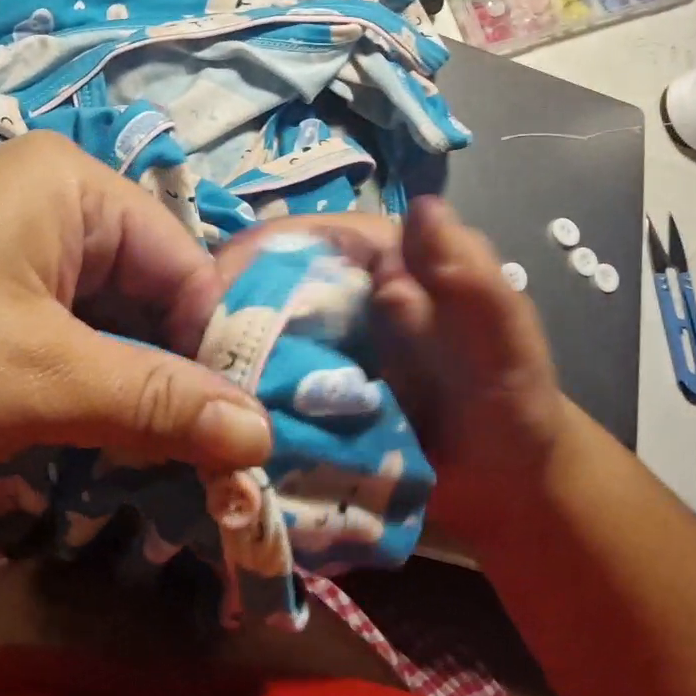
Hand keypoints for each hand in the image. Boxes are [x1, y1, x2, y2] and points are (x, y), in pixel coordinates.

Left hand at [0, 132, 271, 493]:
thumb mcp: (40, 381)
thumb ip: (157, 402)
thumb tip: (264, 431)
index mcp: (69, 184)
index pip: (186, 262)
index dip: (216, 346)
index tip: (234, 432)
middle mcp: (43, 198)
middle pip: (145, 286)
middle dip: (168, 370)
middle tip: (194, 457)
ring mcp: (3, 242)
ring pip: (102, 313)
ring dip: (123, 382)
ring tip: (138, 452)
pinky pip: (57, 327)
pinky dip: (78, 378)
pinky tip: (78, 428)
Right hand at [193, 198, 570, 541]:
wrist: (505, 488)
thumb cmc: (511, 403)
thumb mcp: (506, 344)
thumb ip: (472, 284)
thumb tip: (425, 207)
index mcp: (373, 257)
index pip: (293, 240)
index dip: (243, 263)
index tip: (202, 307)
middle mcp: (331, 290)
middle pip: (253, 288)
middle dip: (212, 317)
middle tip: (184, 363)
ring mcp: (310, 342)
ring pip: (245, 335)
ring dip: (214, 360)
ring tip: (186, 397)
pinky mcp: (300, 389)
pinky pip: (255, 384)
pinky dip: (232, 398)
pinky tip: (208, 423)